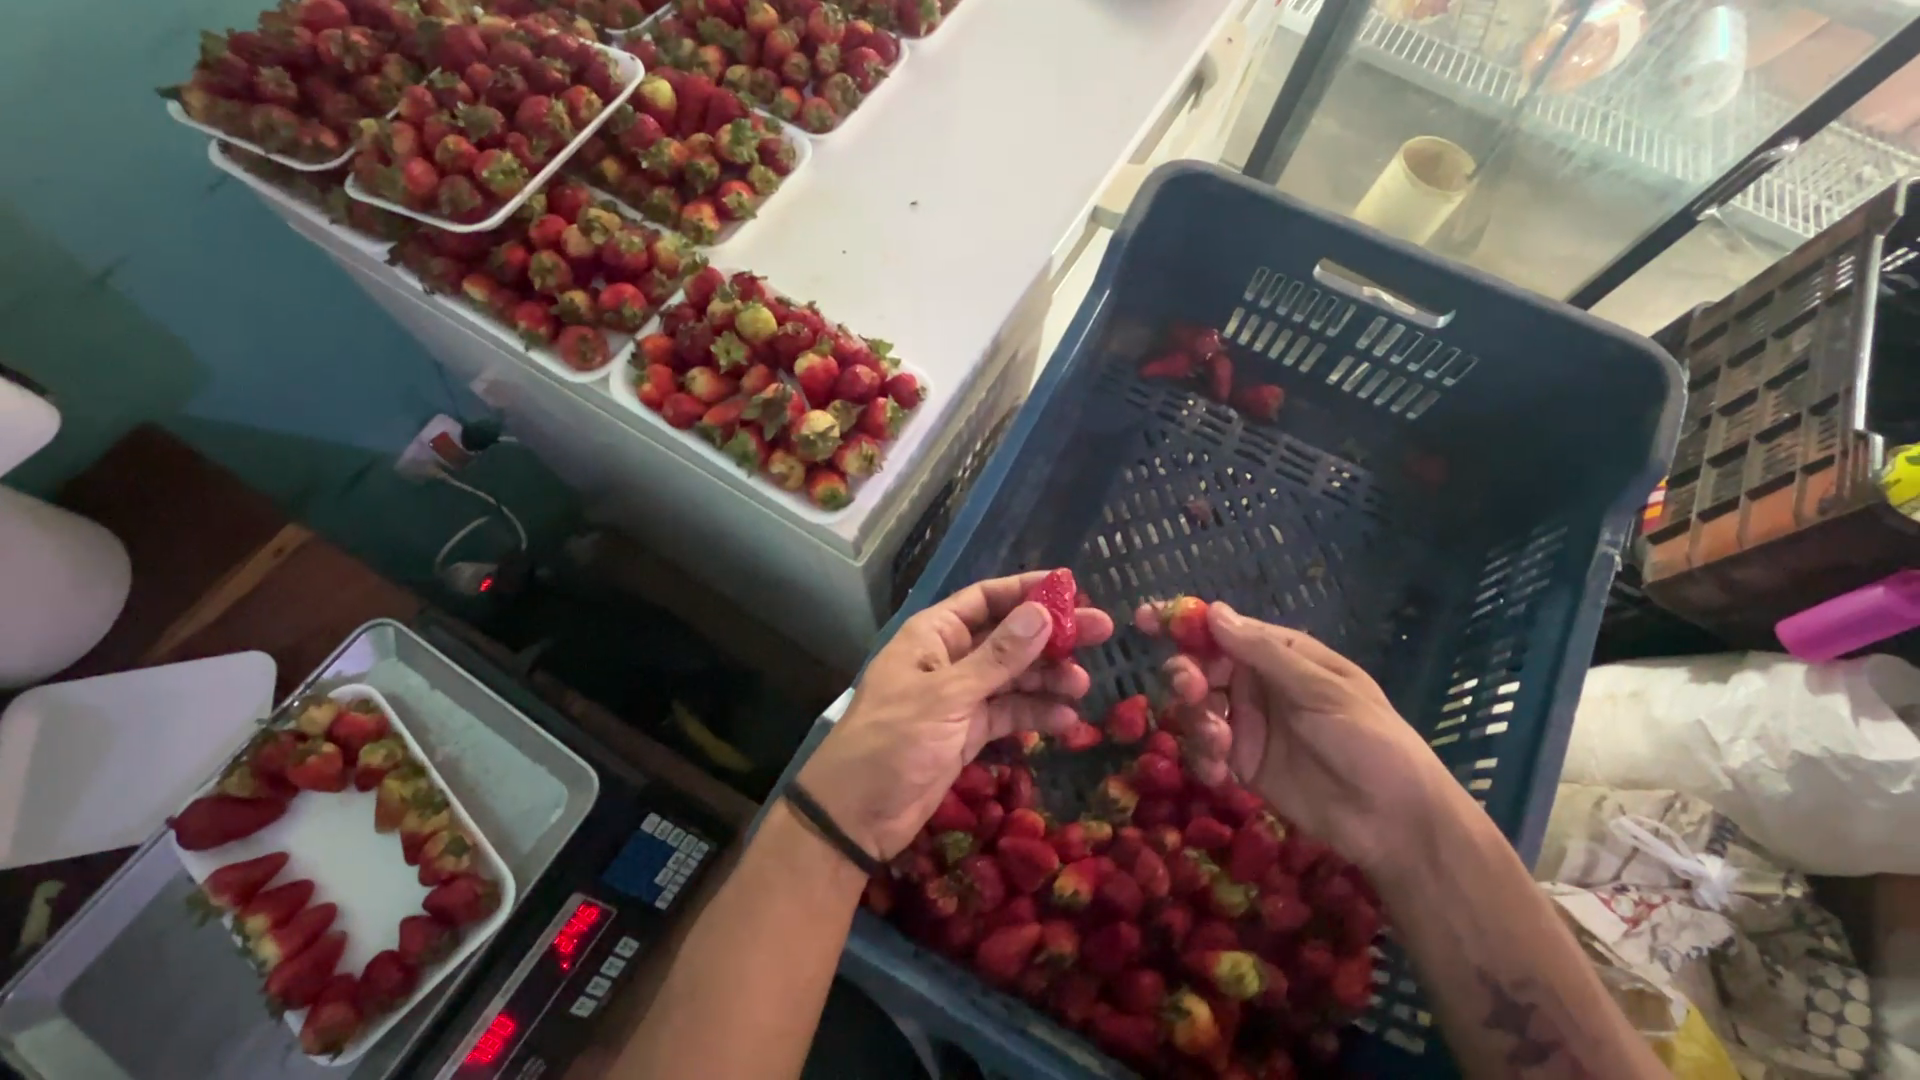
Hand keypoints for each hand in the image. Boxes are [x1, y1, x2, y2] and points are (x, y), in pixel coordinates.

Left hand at [800, 572, 1114, 860]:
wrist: (855, 816)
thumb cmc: (892, 742)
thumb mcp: (947, 696)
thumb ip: (998, 658)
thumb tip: (1043, 613)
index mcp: (933, 635)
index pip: (986, 599)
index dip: (1027, 591)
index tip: (1073, 589)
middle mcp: (949, 659)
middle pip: (1008, 636)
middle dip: (1052, 636)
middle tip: (1103, 632)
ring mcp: (959, 697)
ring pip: (1013, 677)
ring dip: (1048, 678)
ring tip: (1083, 687)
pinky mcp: (966, 733)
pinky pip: (1008, 713)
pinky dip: (1035, 714)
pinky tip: (1065, 721)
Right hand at [1135, 600, 1458, 878]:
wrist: (1395, 821)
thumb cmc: (1371, 740)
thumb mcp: (1323, 689)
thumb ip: (1264, 654)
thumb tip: (1213, 612)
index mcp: (1282, 657)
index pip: (1224, 631)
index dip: (1183, 623)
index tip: (1144, 620)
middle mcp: (1258, 686)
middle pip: (1200, 668)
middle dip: (1186, 676)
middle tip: (1191, 691)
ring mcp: (1248, 726)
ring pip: (1196, 709)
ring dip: (1195, 719)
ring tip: (1218, 740)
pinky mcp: (1242, 766)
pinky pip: (1204, 751)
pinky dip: (1202, 756)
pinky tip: (1217, 769)